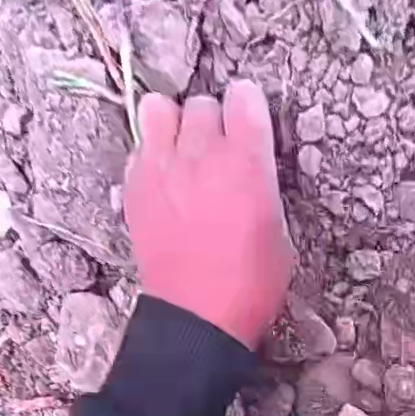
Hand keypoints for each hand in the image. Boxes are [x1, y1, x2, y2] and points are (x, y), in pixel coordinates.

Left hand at [124, 79, 295, 348]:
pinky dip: (154, 153)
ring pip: (160, 108)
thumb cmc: (250, 286)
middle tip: (222, 149)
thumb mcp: (280, 237)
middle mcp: (201, 155)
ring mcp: (162, 168)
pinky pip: (140, 146)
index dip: (250, 106)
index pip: (245, 98)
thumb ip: (264, 190)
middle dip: (215, 121)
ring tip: (186, 150)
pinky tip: (168, 180)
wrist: (199, 317)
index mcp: (247, 165)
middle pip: (203, 103)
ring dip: (175, 123)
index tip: (252, 119)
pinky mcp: (135, 187)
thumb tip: (254, 173)